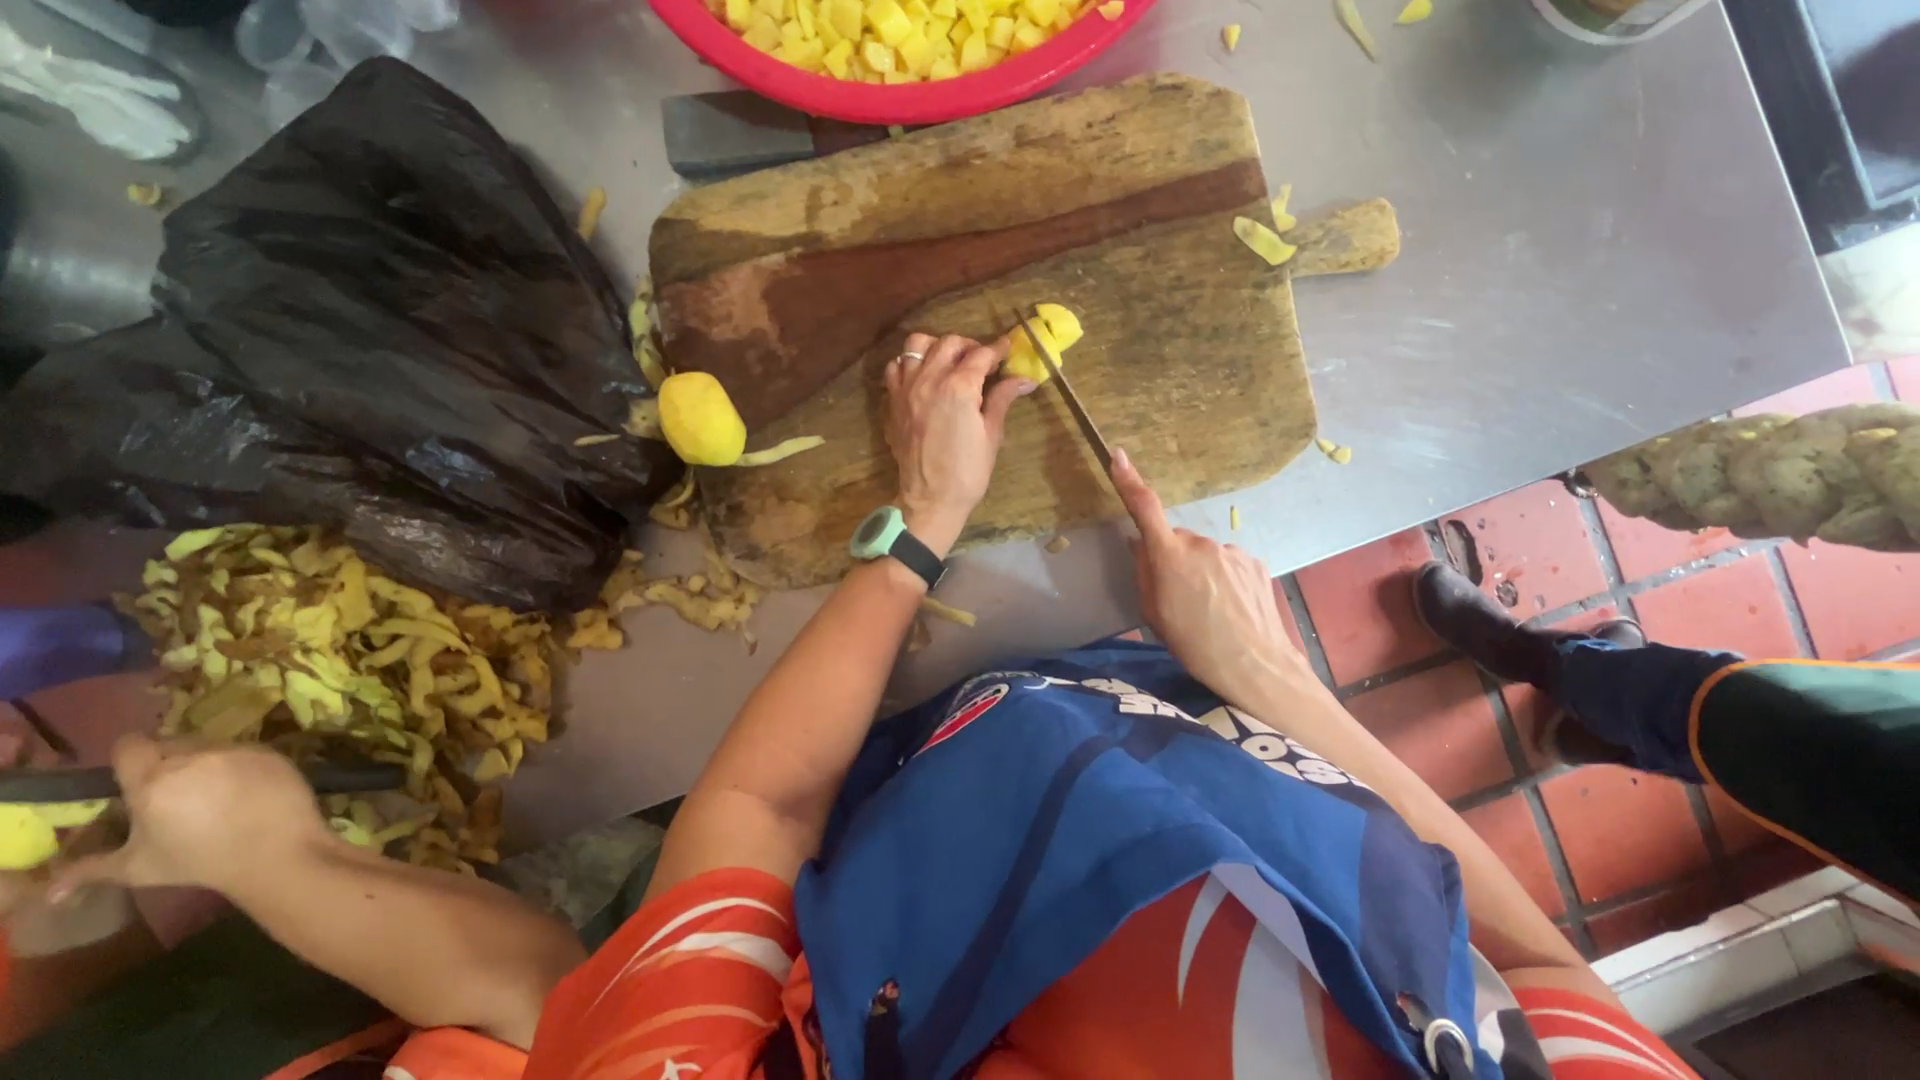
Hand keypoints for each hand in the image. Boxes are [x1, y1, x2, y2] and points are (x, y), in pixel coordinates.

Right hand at [48, 736, 334, 900]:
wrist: (275, 852)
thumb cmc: (200, 861)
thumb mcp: (138, 867)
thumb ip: (91, 869)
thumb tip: (50, 890)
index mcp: (153, 779)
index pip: (129, 746)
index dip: (129, 758)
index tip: (133, 777)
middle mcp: (194, 756)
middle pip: (171, 745)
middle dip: (166, 763)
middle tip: (173, 793)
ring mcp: (236, 751)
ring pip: (209, 747)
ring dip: (204, 763)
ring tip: (211, 795)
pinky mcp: (271, 752)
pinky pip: (244, 752)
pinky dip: (239, 765)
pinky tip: (245, 791)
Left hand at [884, 333, 1036, 557]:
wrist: (930, 498)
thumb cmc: (967, 472)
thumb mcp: (992, 435)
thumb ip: (1002, 399)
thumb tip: (1024, 379)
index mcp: (959, 388)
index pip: (981, 355)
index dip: (997, 350)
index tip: (1007, 349)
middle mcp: (930, 380)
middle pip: (949, 343)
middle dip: (969, 346)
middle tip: (982, 359)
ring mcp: (907, 389)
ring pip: (918, 346)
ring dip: (937, 346)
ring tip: (950, 361)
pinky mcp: (893, 401)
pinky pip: (896, 367)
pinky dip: (910, 364)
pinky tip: (923, 375)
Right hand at [1110, 448, 1305, 705]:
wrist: (1254, 666)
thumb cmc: (1193, 645)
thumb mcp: (1154, 614)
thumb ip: (1145, 574)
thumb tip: (1142, 546)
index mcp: (1170, 556)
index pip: (1145, 509)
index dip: (1129, 482)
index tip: (1118, 456)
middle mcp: (1201, 544)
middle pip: (1177, 542)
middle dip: (1174, 560)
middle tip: (1179, 599)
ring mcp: (1232, 552)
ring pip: (1205, 555)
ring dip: (1202, 572)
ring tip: (1210, 611)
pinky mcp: (1254, 563)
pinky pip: (1229, 565)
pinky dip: (1225, 581)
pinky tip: (1231, 609)